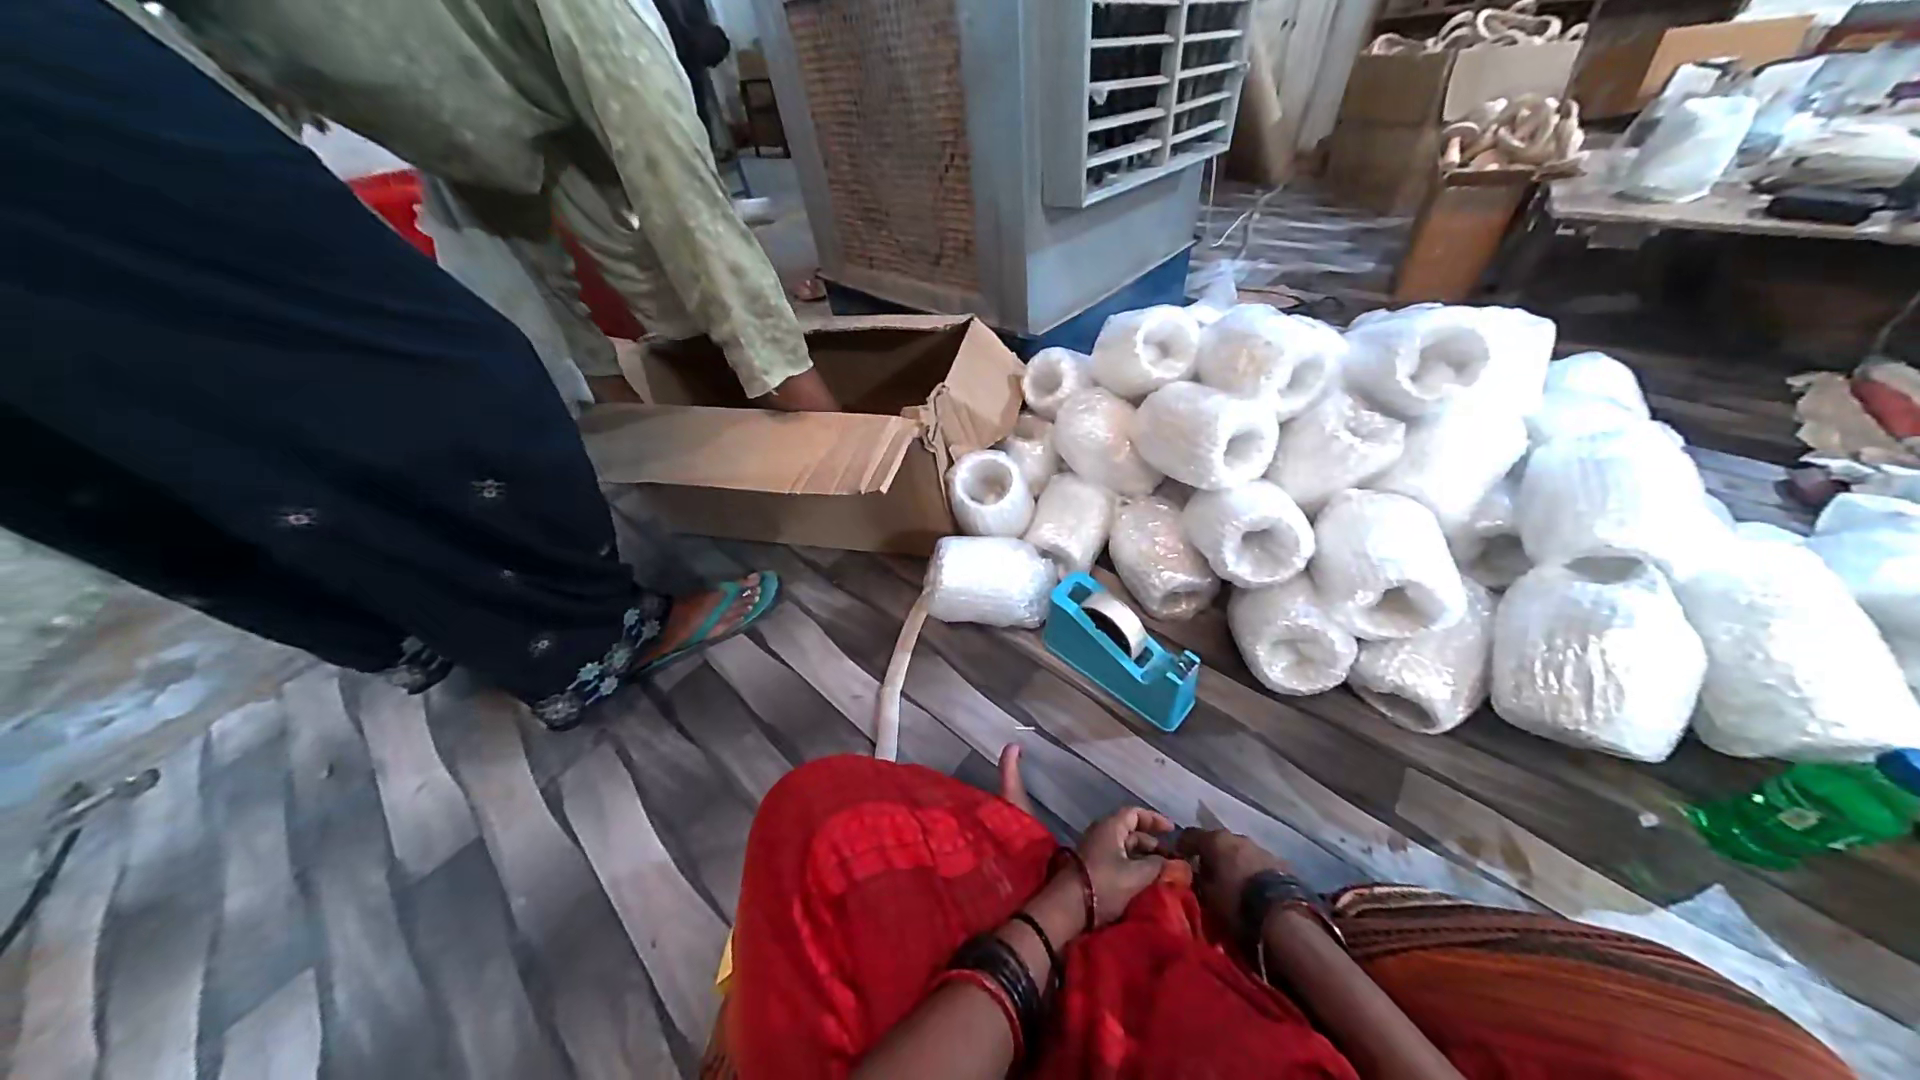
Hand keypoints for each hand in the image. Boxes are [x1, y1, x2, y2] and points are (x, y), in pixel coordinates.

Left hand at [1075, 807, 1173, 925]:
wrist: (1070, 905)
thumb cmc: (1105, 883)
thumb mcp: (1136, 875)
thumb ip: (1157, 866)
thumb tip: (1174, 863)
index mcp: (1111, 826)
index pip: (1135, 813)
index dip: (1155, 820)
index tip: (1172, 831)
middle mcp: (1102, 832)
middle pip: (1131, 830)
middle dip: (1152, 843)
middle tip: (1171, 858)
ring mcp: (1097, 849)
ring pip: (1125, 846)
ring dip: (1144, 856)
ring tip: (1163, 870)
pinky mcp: (1094, 865)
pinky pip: (1119, 858)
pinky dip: (1134, 864)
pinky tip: (1146, 878)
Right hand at [1178, 829, 1285, 934]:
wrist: (1285, 918)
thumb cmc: (1237, 904)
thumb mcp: (1207, 896)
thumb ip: (1196, 879)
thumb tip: (1191, 871)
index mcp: (1215, 839)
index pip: (1189, 835)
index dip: (1180, 846)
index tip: (1175, 857)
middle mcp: (1238, 837)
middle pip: (1217, 842)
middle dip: (1210, 855)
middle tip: (1204, 872)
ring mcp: (1262, 848)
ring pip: (1239, 852)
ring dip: (1232, 863)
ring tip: (1230, 883)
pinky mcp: (1281, 864)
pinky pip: (1257, 864)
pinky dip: (1251, 872)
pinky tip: (1251, 888)